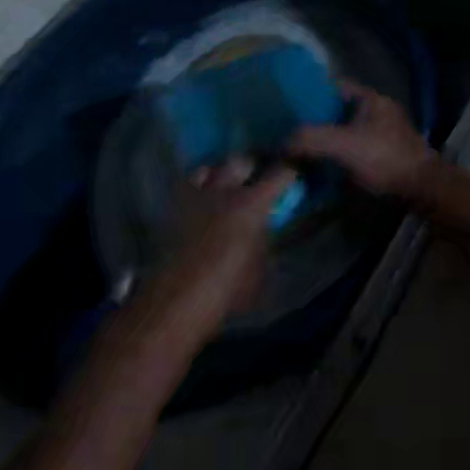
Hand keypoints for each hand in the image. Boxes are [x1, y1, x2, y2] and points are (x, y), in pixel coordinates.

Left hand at [157, 157, 295, 320]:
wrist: (171, 308)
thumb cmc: (228, 288)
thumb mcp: (263, 264)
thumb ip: (269, 237)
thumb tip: (273, 226)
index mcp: (253, 202)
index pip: (283, 169)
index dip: (294, 166)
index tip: (301, 168)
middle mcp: (223, 193)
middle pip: (240, 160)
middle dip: (254, 164)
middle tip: (262, 175)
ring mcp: (192, 202)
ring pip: (207, 169)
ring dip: (219, 173)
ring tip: (227, 184)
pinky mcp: (168, 216)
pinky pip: (184, 190)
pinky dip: (195, 189)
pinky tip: (202, 202)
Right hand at [293, 80, 438, 201]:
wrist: (419, 183)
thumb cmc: (384, 157)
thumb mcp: (344, 144)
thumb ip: (311, 137)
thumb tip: (282, 142)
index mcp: (372, 99)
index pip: (336, 86)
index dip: (310, 92)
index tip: (285, 104)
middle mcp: (378, 110)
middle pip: (338, 108)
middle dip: (313, 118)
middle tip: (284, 130)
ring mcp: (381, 130)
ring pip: (344, 128)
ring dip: (323, 137)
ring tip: (293, 147)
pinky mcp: (381, 150)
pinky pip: (351, 145)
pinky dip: (334, 151)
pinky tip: (315, 163)